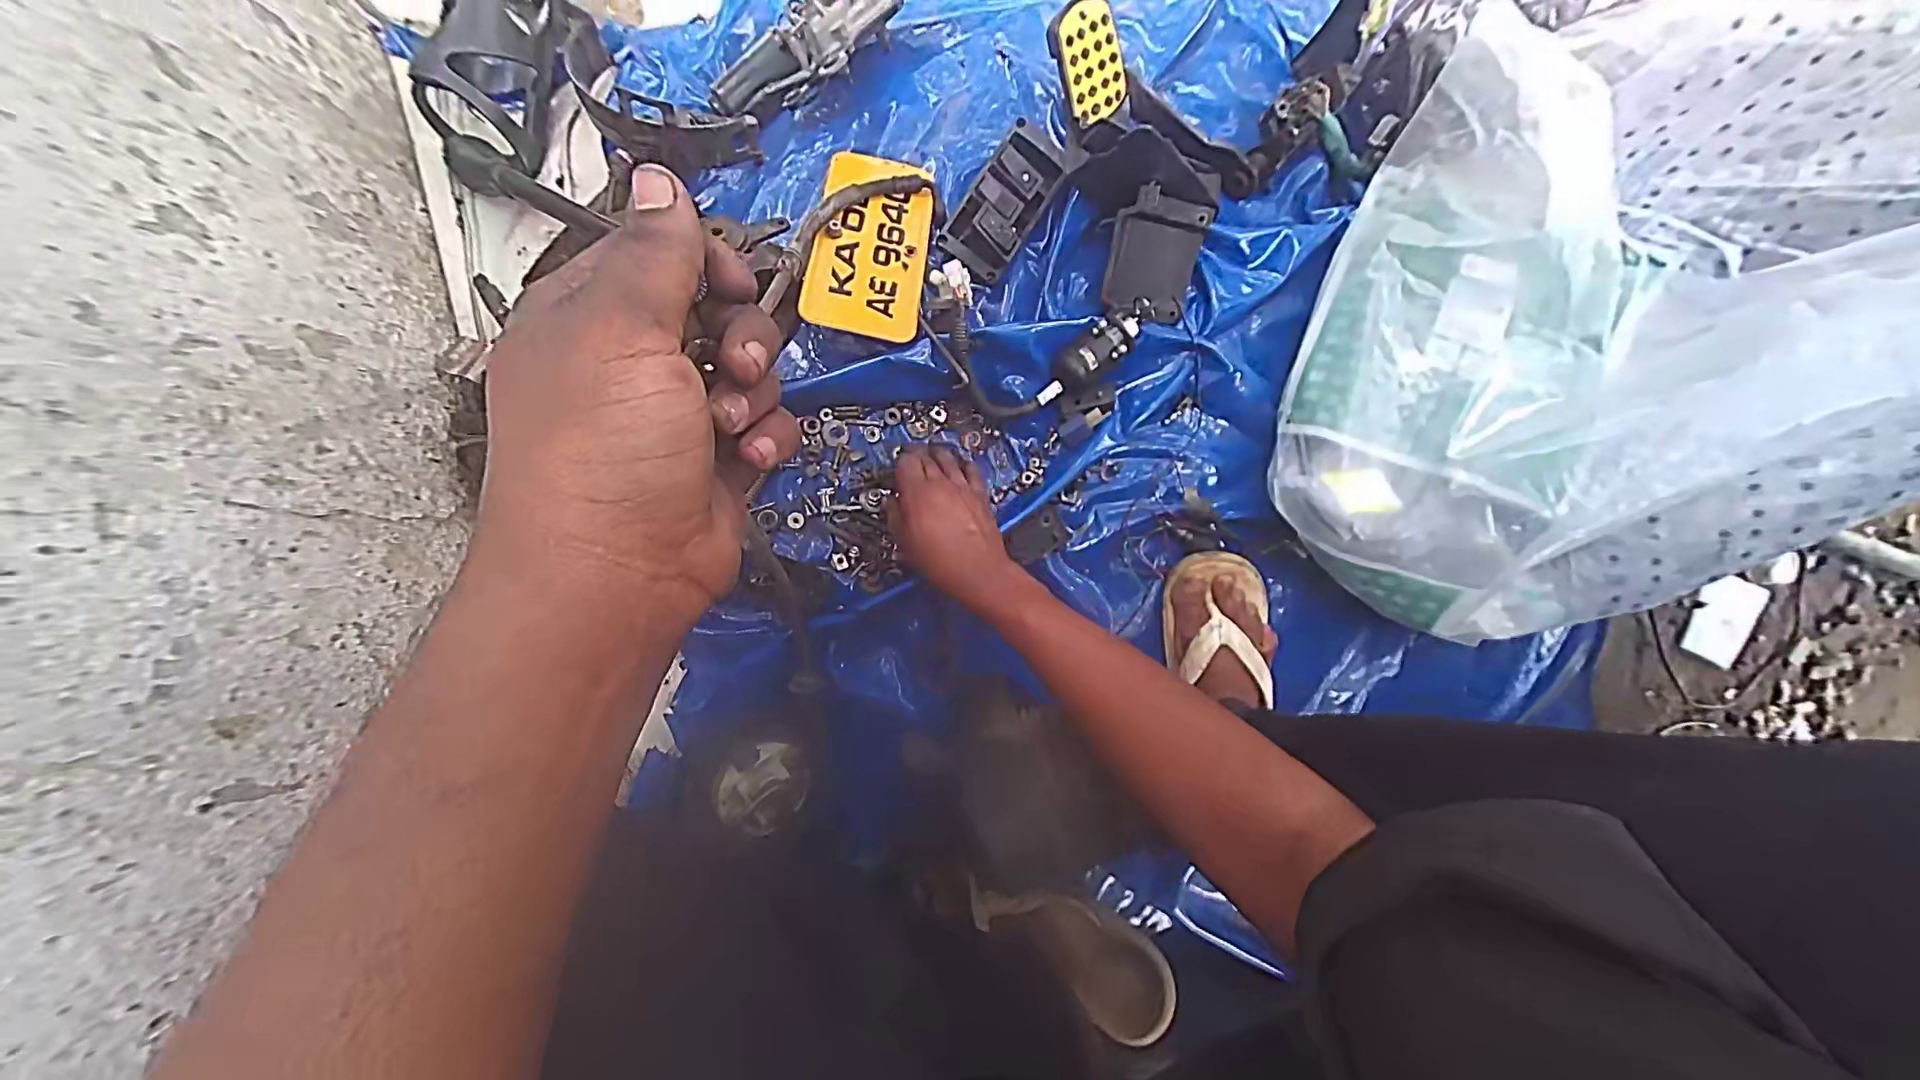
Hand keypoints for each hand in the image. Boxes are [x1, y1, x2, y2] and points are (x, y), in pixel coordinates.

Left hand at [474, 164, 799, 625]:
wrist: (623, 569)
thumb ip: (653, 253)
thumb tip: (658, 179)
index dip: (706, 262)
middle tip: (730, 366)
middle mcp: (639, 359)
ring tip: (728, 427)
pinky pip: (769, 422)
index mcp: (594, 315)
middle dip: (741, 336)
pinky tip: (747, 458)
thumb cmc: (601, 450)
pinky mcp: (725, 455)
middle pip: (722, 312)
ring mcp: (684, 411)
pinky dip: (767, 437)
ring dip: (755, 394)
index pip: (663, 254)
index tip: (728, 285)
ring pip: (755, 370)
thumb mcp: (620, 332)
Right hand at [889, 446, 1024, 610]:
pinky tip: (962, 464)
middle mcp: (940, 484)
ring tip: (934, 453)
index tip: (898, 467)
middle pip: (927, 456)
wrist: (977, 570)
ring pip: (949, 458)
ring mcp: (962, 487)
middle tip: (913, 458)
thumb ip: (896, 517)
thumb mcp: (906, 542)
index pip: (906, 462)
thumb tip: (892, 504)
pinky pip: (971, 470)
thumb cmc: (940, 562)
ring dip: (939, 454)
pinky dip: (964, 464)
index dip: (900, 462)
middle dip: (917, 455)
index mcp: (917, 493)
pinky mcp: (980, 494)